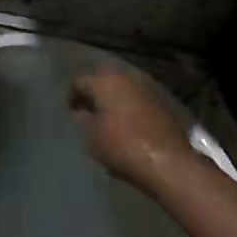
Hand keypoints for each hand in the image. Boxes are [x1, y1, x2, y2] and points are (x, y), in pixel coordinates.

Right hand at [67, 66, 194, 188]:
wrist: (166, 160)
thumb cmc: (122, 147)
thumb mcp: (93, 138)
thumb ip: (85, 121)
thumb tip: (83, 112)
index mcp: (106, 82)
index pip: (80, 81)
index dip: (71, 94)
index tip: (69, 109)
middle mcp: (127, 76)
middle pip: (104, 80)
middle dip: (95, 93)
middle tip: (88, 109)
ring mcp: (147, 85)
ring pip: (124, 86)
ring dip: (114, 98)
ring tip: (107, 116)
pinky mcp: (163, 99)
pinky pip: (138, 96)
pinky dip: (130, 104)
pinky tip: (127, 120)